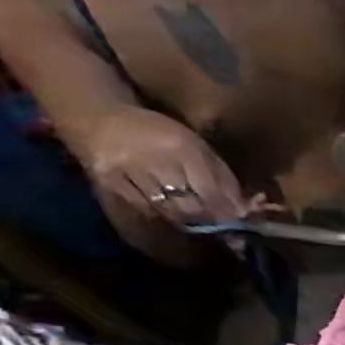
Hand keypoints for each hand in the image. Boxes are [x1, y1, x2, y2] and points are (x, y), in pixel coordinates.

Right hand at [83, 108, 246, 225]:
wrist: (100, 116)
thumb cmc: (161, 134)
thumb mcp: (199, 148)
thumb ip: (223, 179)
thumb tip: (244, 211)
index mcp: (183, 148)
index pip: (211, 192)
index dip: (226, 212)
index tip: (238, 224)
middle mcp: (155, 159)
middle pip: (190, 204)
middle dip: (209, 219)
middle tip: (220, 227)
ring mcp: (128, 170)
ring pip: (168, 209)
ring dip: (188, 220)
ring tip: (198, 222)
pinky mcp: (107, 179)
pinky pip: (143, 207)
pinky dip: (161, 214)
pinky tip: (170, 212)